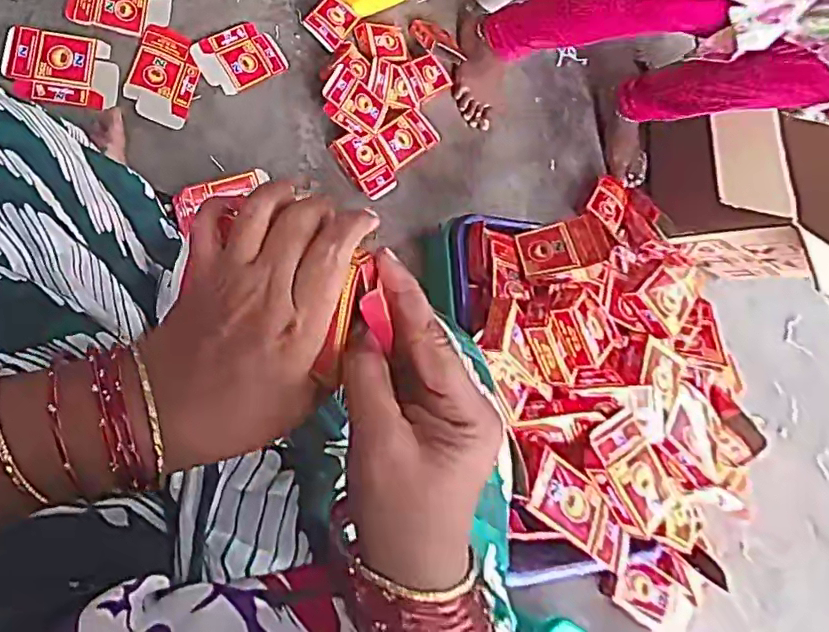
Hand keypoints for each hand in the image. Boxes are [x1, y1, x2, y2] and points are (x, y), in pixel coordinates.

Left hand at [139, 183, 377, 470]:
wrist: (166, 412)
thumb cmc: (239, 413)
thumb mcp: (305, 398)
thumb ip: (339, 353)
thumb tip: (362, 312)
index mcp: (298, 324)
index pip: (333, 251)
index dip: (355, 224)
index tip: (366, 222)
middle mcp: (266, 287)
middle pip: (302, 219)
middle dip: (326, 205)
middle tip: (334, 214)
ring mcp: (229, 272)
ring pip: (261, 207)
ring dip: (284, 191)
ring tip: (298, 194)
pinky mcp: (200, 266)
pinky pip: (210, 217)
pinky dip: (227, 202)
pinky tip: (245, 207)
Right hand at [343, 250, 504, 591]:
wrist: (407, 570)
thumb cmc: (399, 513)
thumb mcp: (380, 444)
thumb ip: (369, 379)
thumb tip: (360, 330)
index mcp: (469, 408)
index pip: (432, 341)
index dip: (406, 297)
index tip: (386, 258)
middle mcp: (465, 400)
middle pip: (426, 343)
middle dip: (396, 305)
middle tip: (367, 265)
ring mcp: (447, 408)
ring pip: (413, 354)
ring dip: (386, 325)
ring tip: (361, 287)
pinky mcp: (427, 416)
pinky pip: (403, 373)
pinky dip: (382, 352)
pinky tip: (363, 329)